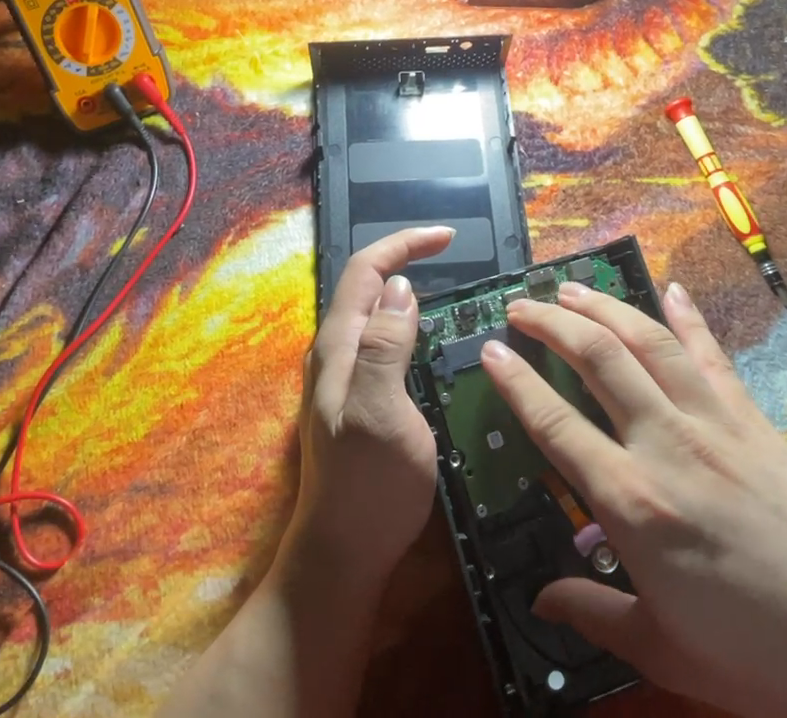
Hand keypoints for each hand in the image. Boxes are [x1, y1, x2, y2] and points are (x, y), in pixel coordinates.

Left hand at [285, 226, 452, 584]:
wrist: (342, 551)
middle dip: (404, 260)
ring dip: (404, 290)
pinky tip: (428, 340)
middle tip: (453, 258)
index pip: (364, 272)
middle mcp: (333, 355)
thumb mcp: (381, 413)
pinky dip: (405, 324)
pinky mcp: (355, 400)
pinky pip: (378, 343)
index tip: (446, 236)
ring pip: (371, 315)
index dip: (402, 245)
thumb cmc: (367, 487)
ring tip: (446, 289)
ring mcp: (341, 379)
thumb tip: (400, 289)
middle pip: (364, 287)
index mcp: (338, 349)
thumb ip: (385, 348)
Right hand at [481, 282, 786, 717]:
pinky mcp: (756, 424)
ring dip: (607, 308)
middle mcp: (668, 445)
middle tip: (520, 305)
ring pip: (651, 344)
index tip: (489, 350)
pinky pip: (715, 358)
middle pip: (599, 361)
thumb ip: (593, 616)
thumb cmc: (759, 654)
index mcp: (632, 502)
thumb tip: (540, 602)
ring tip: (574, 288)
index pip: (555, 424)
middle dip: (553, 324)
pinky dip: (690, 320)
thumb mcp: (662, 649)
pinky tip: (673, 290)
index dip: (517, 381)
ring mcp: (717, 426)